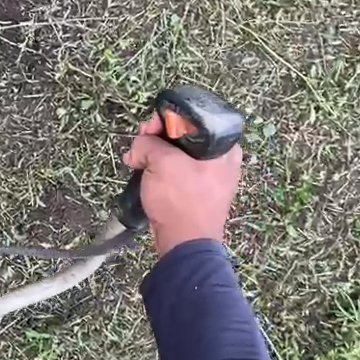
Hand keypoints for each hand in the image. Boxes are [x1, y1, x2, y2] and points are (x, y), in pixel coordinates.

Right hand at [122, 112, 241, 254]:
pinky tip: (140, 171)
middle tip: (139, 147)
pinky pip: (174, 169)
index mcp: (224, 147)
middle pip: (181, 134)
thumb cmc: (180, 199)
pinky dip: (156, 168)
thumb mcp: (162, 162)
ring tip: (134, 162)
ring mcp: (208, 174)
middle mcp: (220, 158)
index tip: (148, 130)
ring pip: (174, 151)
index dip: (166, 120)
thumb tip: (140, 145)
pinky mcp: (194, 188)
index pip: (193, 118)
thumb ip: (149, 142)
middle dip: (155, 138)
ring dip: (151, 153)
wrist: (184, 241)